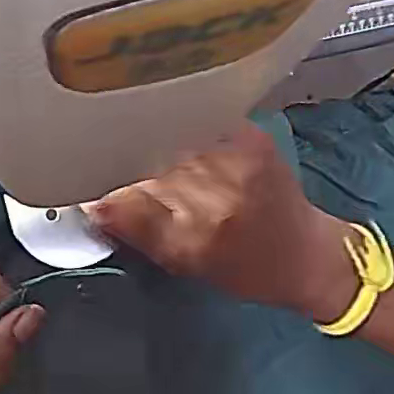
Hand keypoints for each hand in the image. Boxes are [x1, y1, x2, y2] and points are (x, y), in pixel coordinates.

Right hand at [87, 122, 358, 321]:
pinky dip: (178, 129)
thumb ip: (138, 233)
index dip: (101, 188)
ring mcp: (237, 156)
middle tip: (102, 160)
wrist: (309, 253)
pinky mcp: (251, 135)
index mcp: (199, 232)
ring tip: (132, 144)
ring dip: (146, 141)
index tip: (84, 184)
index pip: (128, 197)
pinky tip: (169, 134)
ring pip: (167, 138)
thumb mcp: (187, 265)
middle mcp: (218, 189)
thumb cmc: (247, 270)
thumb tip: (92, 204)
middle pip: (144, 162)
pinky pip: (196, 123)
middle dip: (120, 162)